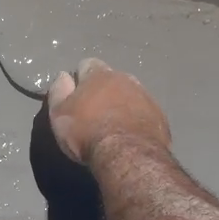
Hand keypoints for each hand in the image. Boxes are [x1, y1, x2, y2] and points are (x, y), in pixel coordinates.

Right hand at [45, 58, 170, 165]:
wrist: (128, 154)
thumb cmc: (87, 132)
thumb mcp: (60, 113)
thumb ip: (59, 91)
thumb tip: (63, 76)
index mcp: (99, 75)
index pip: (87, 64)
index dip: (79, 78)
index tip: (74, 94)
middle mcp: (125, 78)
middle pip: (112, 78)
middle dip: (103, 90)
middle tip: (93, 111)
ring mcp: (146, 96)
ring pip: (130, 94)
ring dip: (121, 103)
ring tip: (113, 124)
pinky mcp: (159, 116)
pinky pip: (144, 112)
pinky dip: (136, 119)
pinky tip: (129, 134)